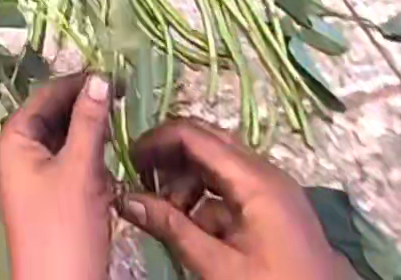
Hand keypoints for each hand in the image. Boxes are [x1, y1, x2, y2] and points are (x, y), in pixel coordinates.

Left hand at [0, 72, 117, 279]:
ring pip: (64, 137)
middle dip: (86, 104)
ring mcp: (32, 173)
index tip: (114, 74)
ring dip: (89, 128)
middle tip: (124, 93)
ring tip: (120, 117)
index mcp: (15, 136)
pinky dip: (89, 153)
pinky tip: (110, 152)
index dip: (80, 81)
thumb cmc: (64, 229)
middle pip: (55, 113)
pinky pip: (69, 160)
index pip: (49, 94)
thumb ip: (89, 120)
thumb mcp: (80, 169)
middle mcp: (18, 149)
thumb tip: (100, 78)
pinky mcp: (49, 194)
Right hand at [120, 119, 340, 279]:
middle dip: (170, 160)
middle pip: (204, 142)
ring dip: (187, 184)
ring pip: (216, 166)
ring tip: (169, 219)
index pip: (192, 134)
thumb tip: (125, 199)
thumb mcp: (221, 272)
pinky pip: (231, 189)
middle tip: (142, 185)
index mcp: (254, 179)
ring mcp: (273, 190)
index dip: (155, 142)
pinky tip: (195, 234)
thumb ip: (172, 229)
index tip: (128, 162)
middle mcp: (264, 172)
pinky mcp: (275, 211)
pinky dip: (207, 203)